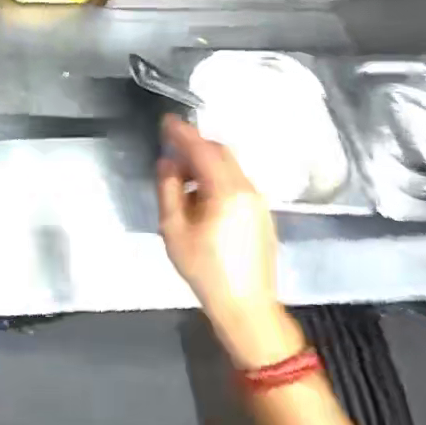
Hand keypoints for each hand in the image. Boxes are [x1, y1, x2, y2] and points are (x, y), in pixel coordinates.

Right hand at [155, 116, 301, 368]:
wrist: (245, 303)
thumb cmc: (204, 267)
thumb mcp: (173, 228)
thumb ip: (168, 189)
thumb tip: (167, 164)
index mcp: (227, 191)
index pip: (203, 151)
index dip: (183, 133)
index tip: (166, 121)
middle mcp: (248, 190)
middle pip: (221, 154)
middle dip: (195, 144)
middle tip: (169, 145)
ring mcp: (258, 202)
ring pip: (230, 168)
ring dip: (204, 162)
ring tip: (178, 173)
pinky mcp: (259, 214)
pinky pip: (235, 182)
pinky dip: (214, 177)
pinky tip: (197, 193)